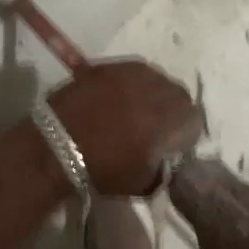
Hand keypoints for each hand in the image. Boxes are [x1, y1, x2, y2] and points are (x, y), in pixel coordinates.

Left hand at [46, 59, 200, 196]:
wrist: (54, 146)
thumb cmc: (100, 170)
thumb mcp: (143, 182)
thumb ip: (165, 168)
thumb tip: (169, 159)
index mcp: (165, 117)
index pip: (194, 117)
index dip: (188, 132)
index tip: (176, 143)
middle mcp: (151, 88)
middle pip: (177, 92)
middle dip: (174, 109)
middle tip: (159, 125)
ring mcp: (126, 72)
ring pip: (155, 76)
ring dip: (154, 92)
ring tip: (140, 108)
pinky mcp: (105, 65)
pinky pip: (131, 69)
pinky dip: (132, 82)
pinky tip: (120, 97)